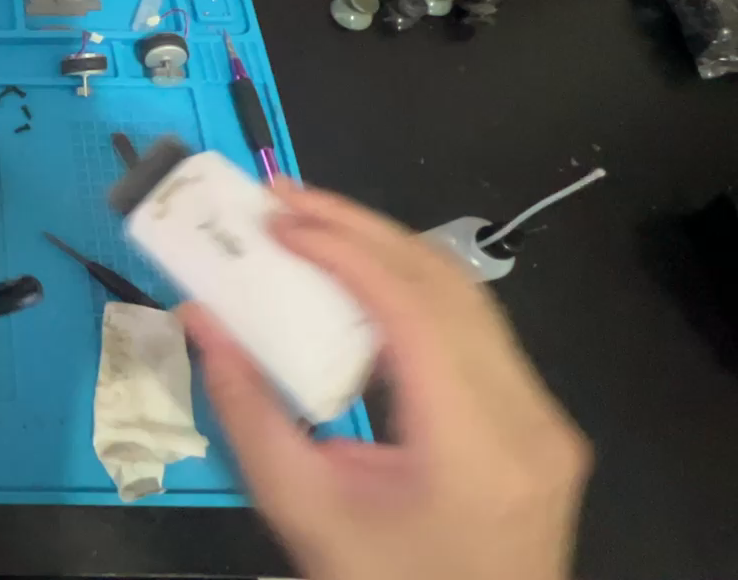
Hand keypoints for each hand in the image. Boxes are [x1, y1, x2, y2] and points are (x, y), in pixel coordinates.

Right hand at [182, 180, 590, 579]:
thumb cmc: (379, 577)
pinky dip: (404, 276)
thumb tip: (197, 316)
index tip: (276, 222)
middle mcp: (527, 415)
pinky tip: (354, 268)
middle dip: (357, 224)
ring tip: (309, 214)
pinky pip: (466, 320)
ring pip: (463, 292)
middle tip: (281, 195)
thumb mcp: (295, 502)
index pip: (414, 310)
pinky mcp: (530, 416)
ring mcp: (539, 414)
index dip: (343, 250)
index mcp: (476, 444)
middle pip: (446, 283)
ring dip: (382, 241)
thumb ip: (242, 404)